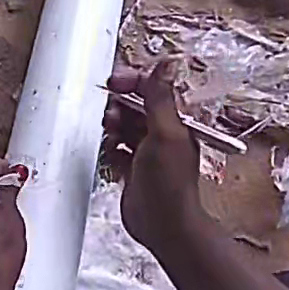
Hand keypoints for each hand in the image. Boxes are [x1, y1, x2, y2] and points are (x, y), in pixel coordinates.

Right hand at [106, 60, 204, 252]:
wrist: (163, 224)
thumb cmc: (169, 183)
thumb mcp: (165, 134)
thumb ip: (161, 98)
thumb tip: (166, 64)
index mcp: (177, 121)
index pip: (154, 89)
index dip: (133, 82)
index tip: (114, 83)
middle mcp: (163, 134)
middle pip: (136, 106)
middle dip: (120, 106)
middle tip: (112, 116)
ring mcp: (147, 152)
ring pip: (125, 126)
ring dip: (114, 126)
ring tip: (111, 134)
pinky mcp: (133, 169)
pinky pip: (117, 149)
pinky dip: (112, 147)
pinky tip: (112, 152)